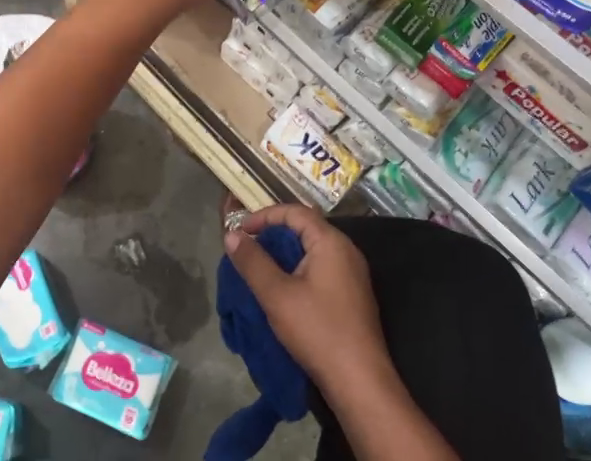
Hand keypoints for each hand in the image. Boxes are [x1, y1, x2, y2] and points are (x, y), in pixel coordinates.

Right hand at [224, 205, 390, 392]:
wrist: (359, 379)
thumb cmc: (317, 330)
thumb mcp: (277, 294)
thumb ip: (253, 262)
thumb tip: (231, 234)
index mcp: (331, 242)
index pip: (295, 212)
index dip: (264, 216)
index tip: (239, 231)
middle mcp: (346, 250)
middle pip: (305, 228)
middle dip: (273, 235)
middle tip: (247, 249)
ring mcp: (353, 274)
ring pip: (313, 250)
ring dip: (285, 254)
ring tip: (260, 269)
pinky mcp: (352, 295)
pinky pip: (322, 269)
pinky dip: (299, 270)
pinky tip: (284, 290)